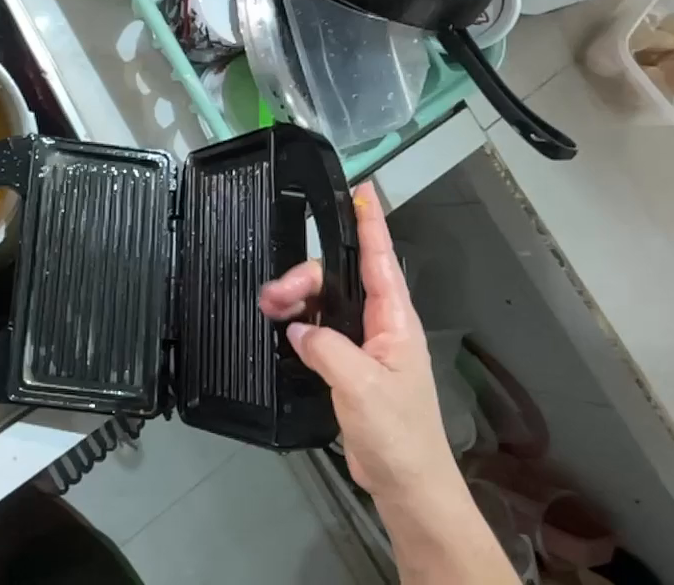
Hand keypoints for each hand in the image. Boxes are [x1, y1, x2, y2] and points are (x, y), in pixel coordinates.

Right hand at [258, 182, 457, 507]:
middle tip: (273, 297)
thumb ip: (325, 347)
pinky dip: (296, 325)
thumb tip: (299, 330)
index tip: (361, 190)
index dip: (370, 223)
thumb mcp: (360, 385)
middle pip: (335, 280)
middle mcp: (379, 325)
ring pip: (322, 303)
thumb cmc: (397, 434)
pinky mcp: (347, 365)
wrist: (405, 483)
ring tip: (269, 311)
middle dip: (302, 279)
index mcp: (394, 321)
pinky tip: (280, 330)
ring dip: (294, 301)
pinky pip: (317, 329)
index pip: (381, 260)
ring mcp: (362, 345)